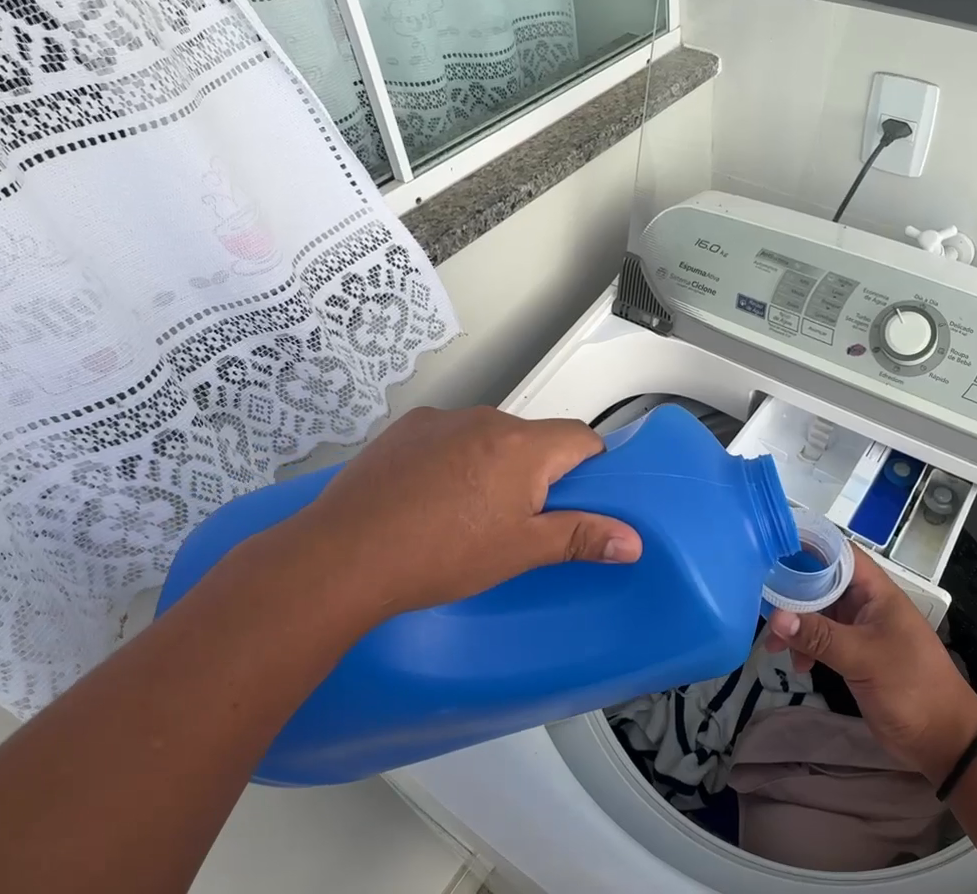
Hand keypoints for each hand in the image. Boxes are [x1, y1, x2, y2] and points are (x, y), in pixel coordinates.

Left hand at [265, 407, 640, 618]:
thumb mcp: (520, 551)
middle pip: (533, 438)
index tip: (577, 499)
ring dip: (492, 464)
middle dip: (536, 472)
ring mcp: (440, 420)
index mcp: (523, 446)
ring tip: (466, 513)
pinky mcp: (404, 429)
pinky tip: (429, 498)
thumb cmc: (440, 554)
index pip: (581, 438)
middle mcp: (485, 419)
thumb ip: (580, 537)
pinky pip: (447, 437)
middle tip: (518, 519)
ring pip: (488, 437)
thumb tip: (632, 541)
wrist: (344, 556)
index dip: (588, 466)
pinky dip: (451, 459)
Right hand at [764, 544, 976, 781]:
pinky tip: (798, 666)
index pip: (838, 553)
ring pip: (818, 613)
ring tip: (774, 648)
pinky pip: (822, 640)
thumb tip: (776, 617)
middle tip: (763, 609)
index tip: (771, 549)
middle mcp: (866, 604)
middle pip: (821, 583)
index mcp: (876, 591)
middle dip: (792, 594)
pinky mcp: (854, 656)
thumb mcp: (863, 658)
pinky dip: (806, 648)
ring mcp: (860, 630)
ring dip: (796, 626)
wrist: (942, 740)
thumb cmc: (911, 687)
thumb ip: (819, 636)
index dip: (807, 546)